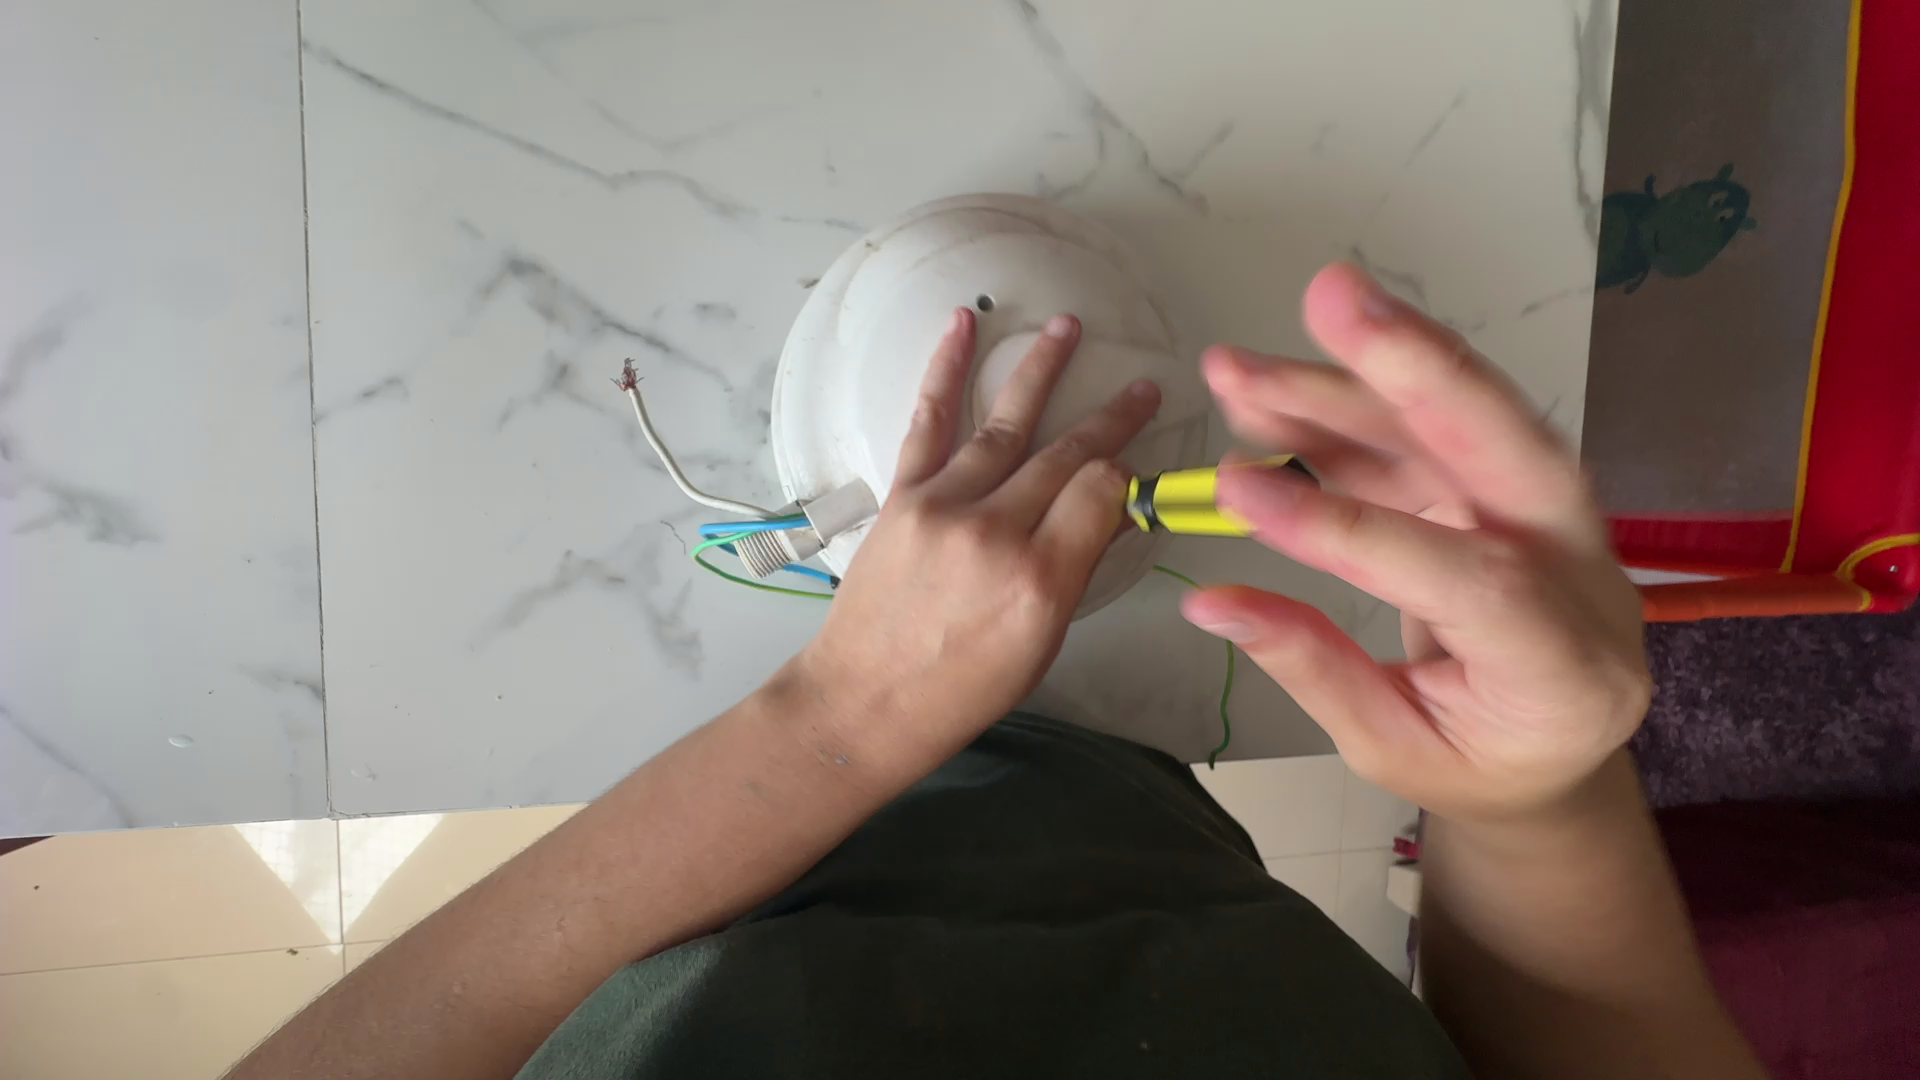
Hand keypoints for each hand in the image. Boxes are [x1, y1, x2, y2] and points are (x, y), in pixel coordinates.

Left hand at [790, 308, 1160, 764]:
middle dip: (1113, 416)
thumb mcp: (1041, 643)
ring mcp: (942, 505)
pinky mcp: (902, 496)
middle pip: (1067, 455)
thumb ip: (1075, 570)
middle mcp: (994, 531)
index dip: (1128, 473)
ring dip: (1043, 369)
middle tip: (1144, 387)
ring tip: (1069, 326)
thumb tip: (1106, 510)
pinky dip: (945, 370)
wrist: (865, 700)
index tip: (1137, 467)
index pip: (1103, 492)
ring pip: (1007, 423)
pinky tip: (962, 326)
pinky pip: (928, 422)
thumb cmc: (963, 690)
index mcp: (1040, 580)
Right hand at [1182, 264, 1648, 822]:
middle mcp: (1578, 566)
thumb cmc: (1470, 763)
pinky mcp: (1494, 492)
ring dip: (1341, 381)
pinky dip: (1337, 414)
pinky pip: (1417, 438)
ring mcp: (1543, 516)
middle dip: (1412, 364)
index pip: (1460, 576)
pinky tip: (1266, 400)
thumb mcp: (1386, 744)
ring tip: (1236, 367)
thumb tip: (1205, 602)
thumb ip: (1308, 667)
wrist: (1547, 752)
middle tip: (1329, 296)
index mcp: (1565, 663)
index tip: (1233, 490)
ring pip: (1449, 422)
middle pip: (1509, 444)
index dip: (1341, 526)